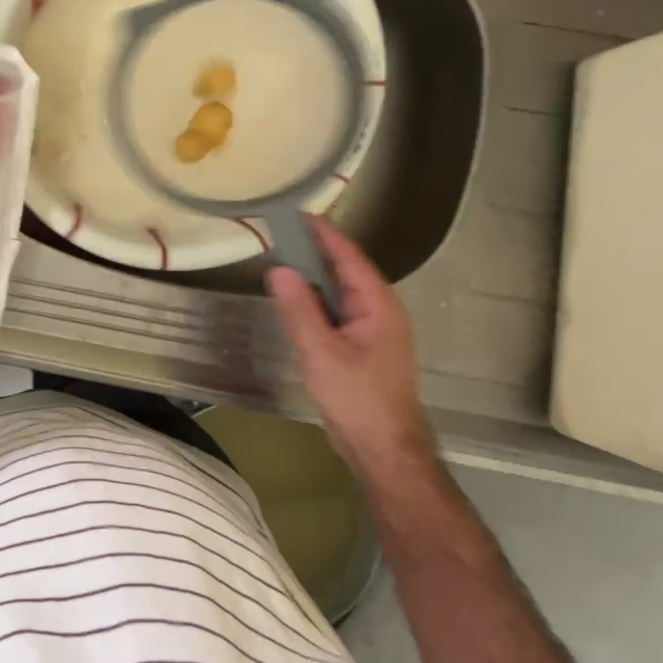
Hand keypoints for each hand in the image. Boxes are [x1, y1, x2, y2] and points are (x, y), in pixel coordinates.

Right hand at [266, 216, 433, 477]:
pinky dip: (316, 301)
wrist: (383, 447)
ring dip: (315, 276)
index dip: (325, 235)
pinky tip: (295, 302)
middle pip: (347, 272)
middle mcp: (381, 313)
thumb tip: (280, 269)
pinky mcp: (362, 350)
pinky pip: (337, 313)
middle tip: (284, 233)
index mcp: (379, 307)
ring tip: (284, 258)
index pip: (350, 259)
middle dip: (318, 250)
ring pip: (342, 294)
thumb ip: (299, 309)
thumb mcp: (321, 351)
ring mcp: (374, 333)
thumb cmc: (357, 398)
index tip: (299, 214)